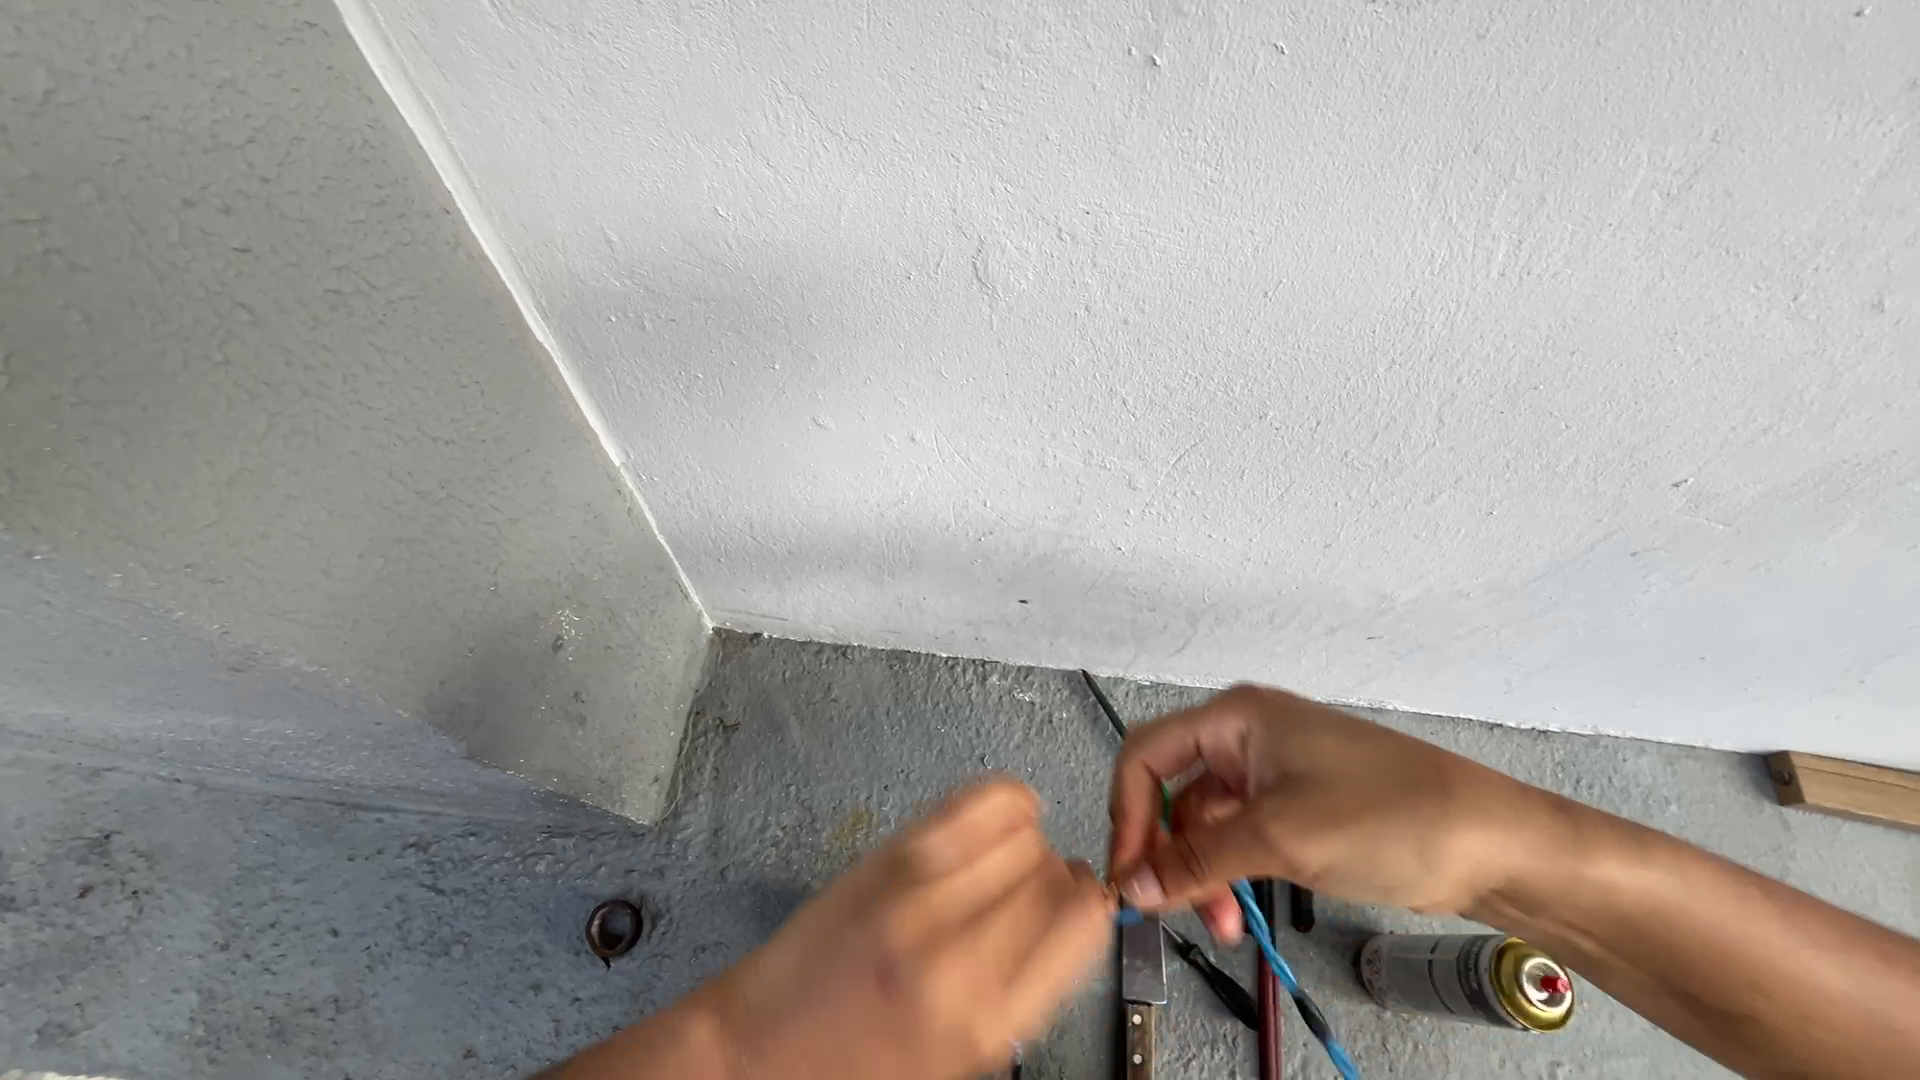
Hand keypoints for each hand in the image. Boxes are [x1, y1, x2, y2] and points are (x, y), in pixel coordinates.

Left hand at [687, 777, 1112, 1079]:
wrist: (759, 1050)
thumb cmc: (854, 1065)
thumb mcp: (962, 1058)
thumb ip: (1022, 991)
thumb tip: (1067, 924)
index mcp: (988, 1018)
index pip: (1082, 925)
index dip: (1092, 904)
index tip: (1083, 900)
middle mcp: (960, 953)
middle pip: (1053, 873)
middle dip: (1059, 876)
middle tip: (1041, 885)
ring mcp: (922, 896)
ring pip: (1022, 833)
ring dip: (1031, 841)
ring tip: (1012, 857)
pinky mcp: (890, 857)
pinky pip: (976, 803)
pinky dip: (1005, 799)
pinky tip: (1008, 811)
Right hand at [1108, 685, 1554, 944]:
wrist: (1494, 845)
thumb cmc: (1393, 816)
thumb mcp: (1280, 840)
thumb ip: (1195, 863)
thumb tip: (1130, 887)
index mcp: (1235, 718)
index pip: (1146, 754)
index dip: (1126, 812)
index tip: (1126, 872)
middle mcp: (1244, 737)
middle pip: (1170, 789)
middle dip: (1165, 850)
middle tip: (1161, 904)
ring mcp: (1270, 772)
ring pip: (1203, 821)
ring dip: (1199, 871)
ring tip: (1221, 924)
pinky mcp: (1293, 807)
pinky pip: (1236, 837)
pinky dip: (1229, 873)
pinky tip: (1239, 912)